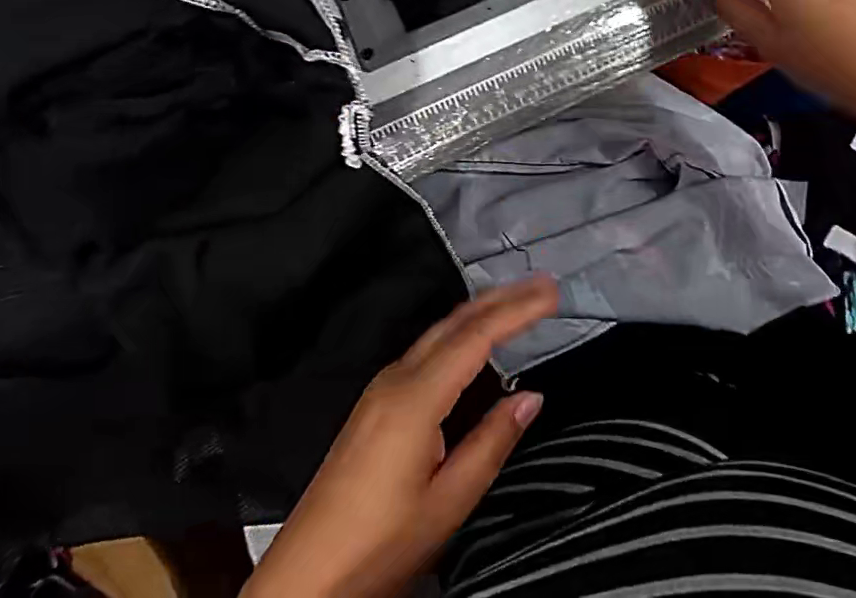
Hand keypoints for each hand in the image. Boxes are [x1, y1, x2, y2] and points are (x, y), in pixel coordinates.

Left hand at [242, 276, 557, 597]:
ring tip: (516, 304)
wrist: (306, 574)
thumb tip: (530, 399)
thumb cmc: (377, 543)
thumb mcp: (449, 500)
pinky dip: (459, 335)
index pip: (476, 336)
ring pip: (439, 333)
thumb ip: (493, 441)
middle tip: (540, 286)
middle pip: (455, 321)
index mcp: (414, 398)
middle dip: (500, 297)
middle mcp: (394, 380)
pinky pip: (425, 351)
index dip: (517, 309)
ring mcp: (380, 389)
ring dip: (480, 312)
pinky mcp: (374, 403)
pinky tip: (473, 344)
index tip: (549, 292)